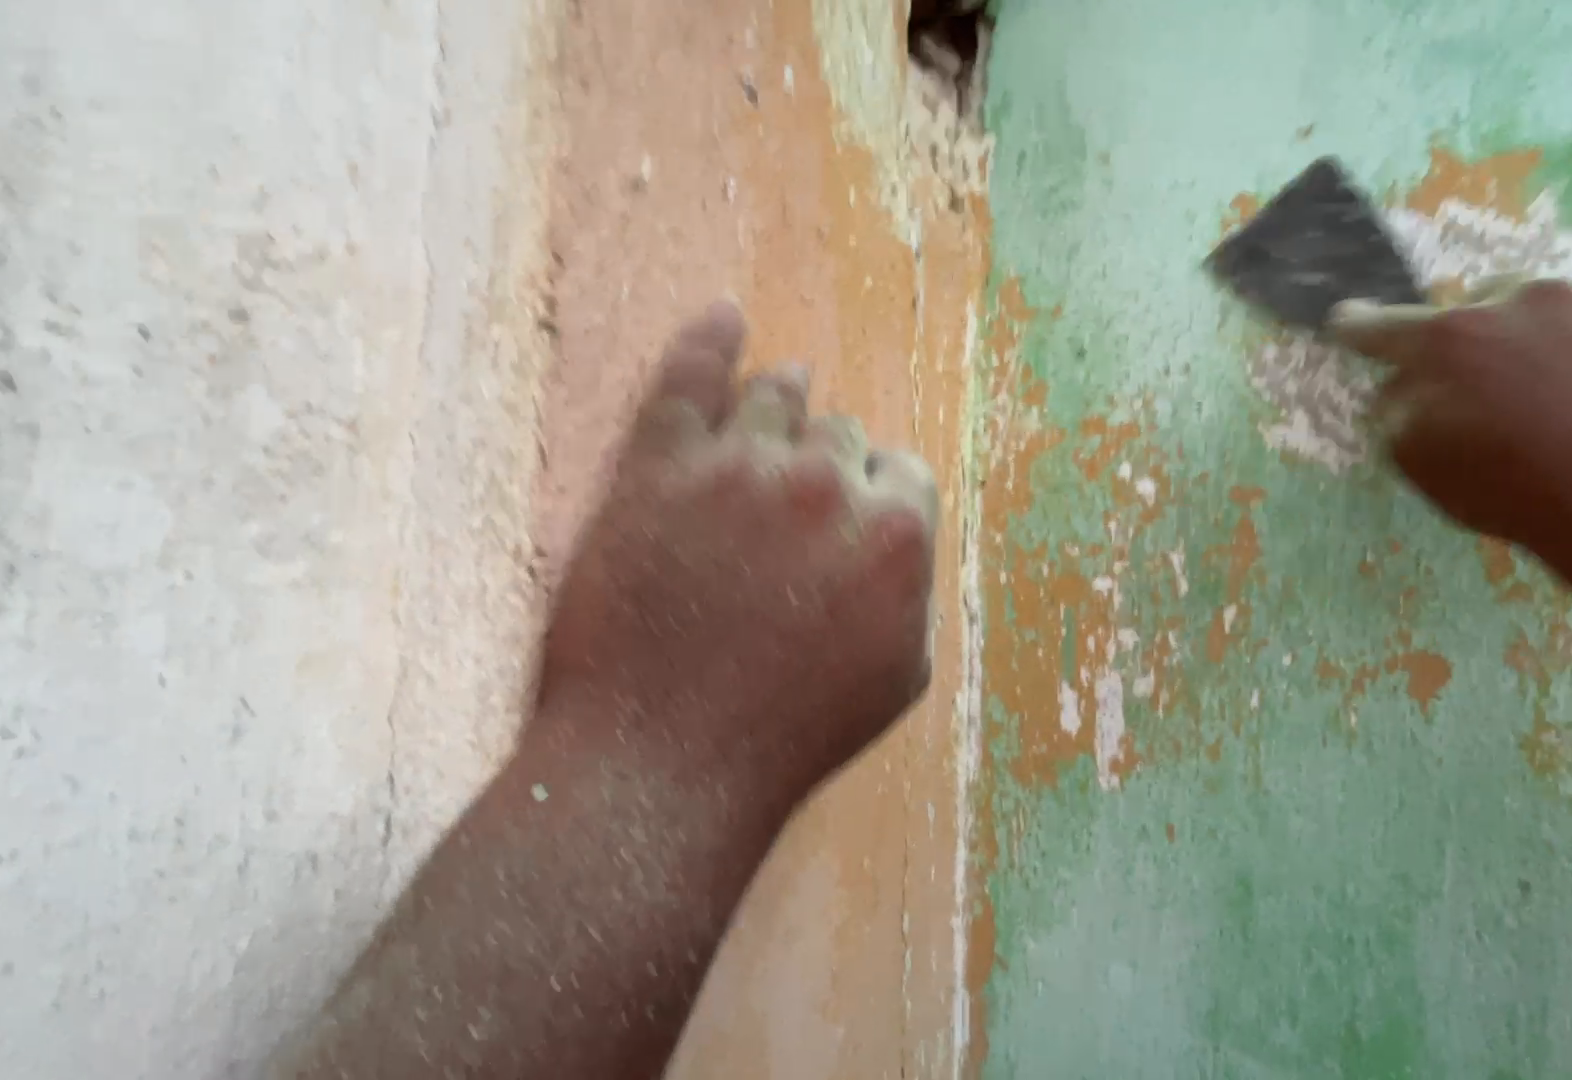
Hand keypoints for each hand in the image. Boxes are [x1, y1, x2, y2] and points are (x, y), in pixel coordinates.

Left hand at [538, 302, 937, 801]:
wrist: (664, 766)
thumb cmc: (791, 735)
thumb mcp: (899, 678)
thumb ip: (914, 592)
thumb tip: (905, 543)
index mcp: (896, 533)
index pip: (902, 474)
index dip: (876, 493)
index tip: (850, 514)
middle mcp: (826, 484)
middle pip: (840, 434)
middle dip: (826, 461)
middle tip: (797, 498)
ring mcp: (739, 468)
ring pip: (776, 395)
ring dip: (782, 402)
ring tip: (774, 405)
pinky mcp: (657, 467)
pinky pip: (687, 374)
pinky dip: (708, 339)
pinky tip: (724, 317)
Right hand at [1329, 281, 1571, 561]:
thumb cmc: (1519, 492)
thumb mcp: (1423, 465)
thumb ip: (1394, 416)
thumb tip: (1397, 390)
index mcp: (1454, 338)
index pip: (1386, 326)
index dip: (1359, 328)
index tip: (1345, 321)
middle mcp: (1527, 303)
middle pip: (1476, 308)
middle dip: (1465, 341)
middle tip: (1473, 391)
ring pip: (1545, 320)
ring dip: (1530, 351)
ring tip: (1545, 411)